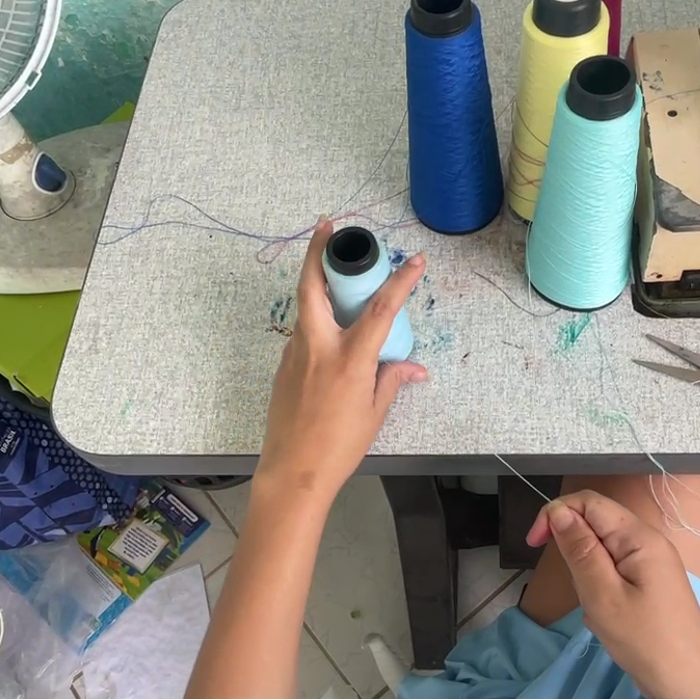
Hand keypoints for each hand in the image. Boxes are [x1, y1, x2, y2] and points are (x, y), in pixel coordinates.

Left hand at [256, 221, 428, 501]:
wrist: (293, 471)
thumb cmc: (339, 446)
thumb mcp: (374, 414)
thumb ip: (392, 380)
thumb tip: (415, 368)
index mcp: (349, 359)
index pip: (381, 309)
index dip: (401, 281)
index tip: (416, 261)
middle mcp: (318, 347)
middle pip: (312, 285)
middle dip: (318, 251)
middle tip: (327, 227)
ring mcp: (295, 355)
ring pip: (304, 307)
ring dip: (316, 283)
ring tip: (332, 272)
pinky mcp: (283, 367)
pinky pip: (302, 334)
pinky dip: (315, 320)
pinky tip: (329, 330)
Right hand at [528, 490, 699, 698]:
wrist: (689, 684)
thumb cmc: (645, 641)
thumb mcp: (602, 595)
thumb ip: (579, 549)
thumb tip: (558, 512)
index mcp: (639, 537)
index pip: (589, 502)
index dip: (556, 514)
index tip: (534, 544)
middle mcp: (648, 541)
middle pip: (596, 523)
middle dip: (574, 552)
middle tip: (579, 591)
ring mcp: (651, 562)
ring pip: (601, 550)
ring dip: (587, 576)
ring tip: (598, 609)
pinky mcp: (650, 582)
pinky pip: (614, 571)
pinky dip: (600, 589)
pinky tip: (608, 617)